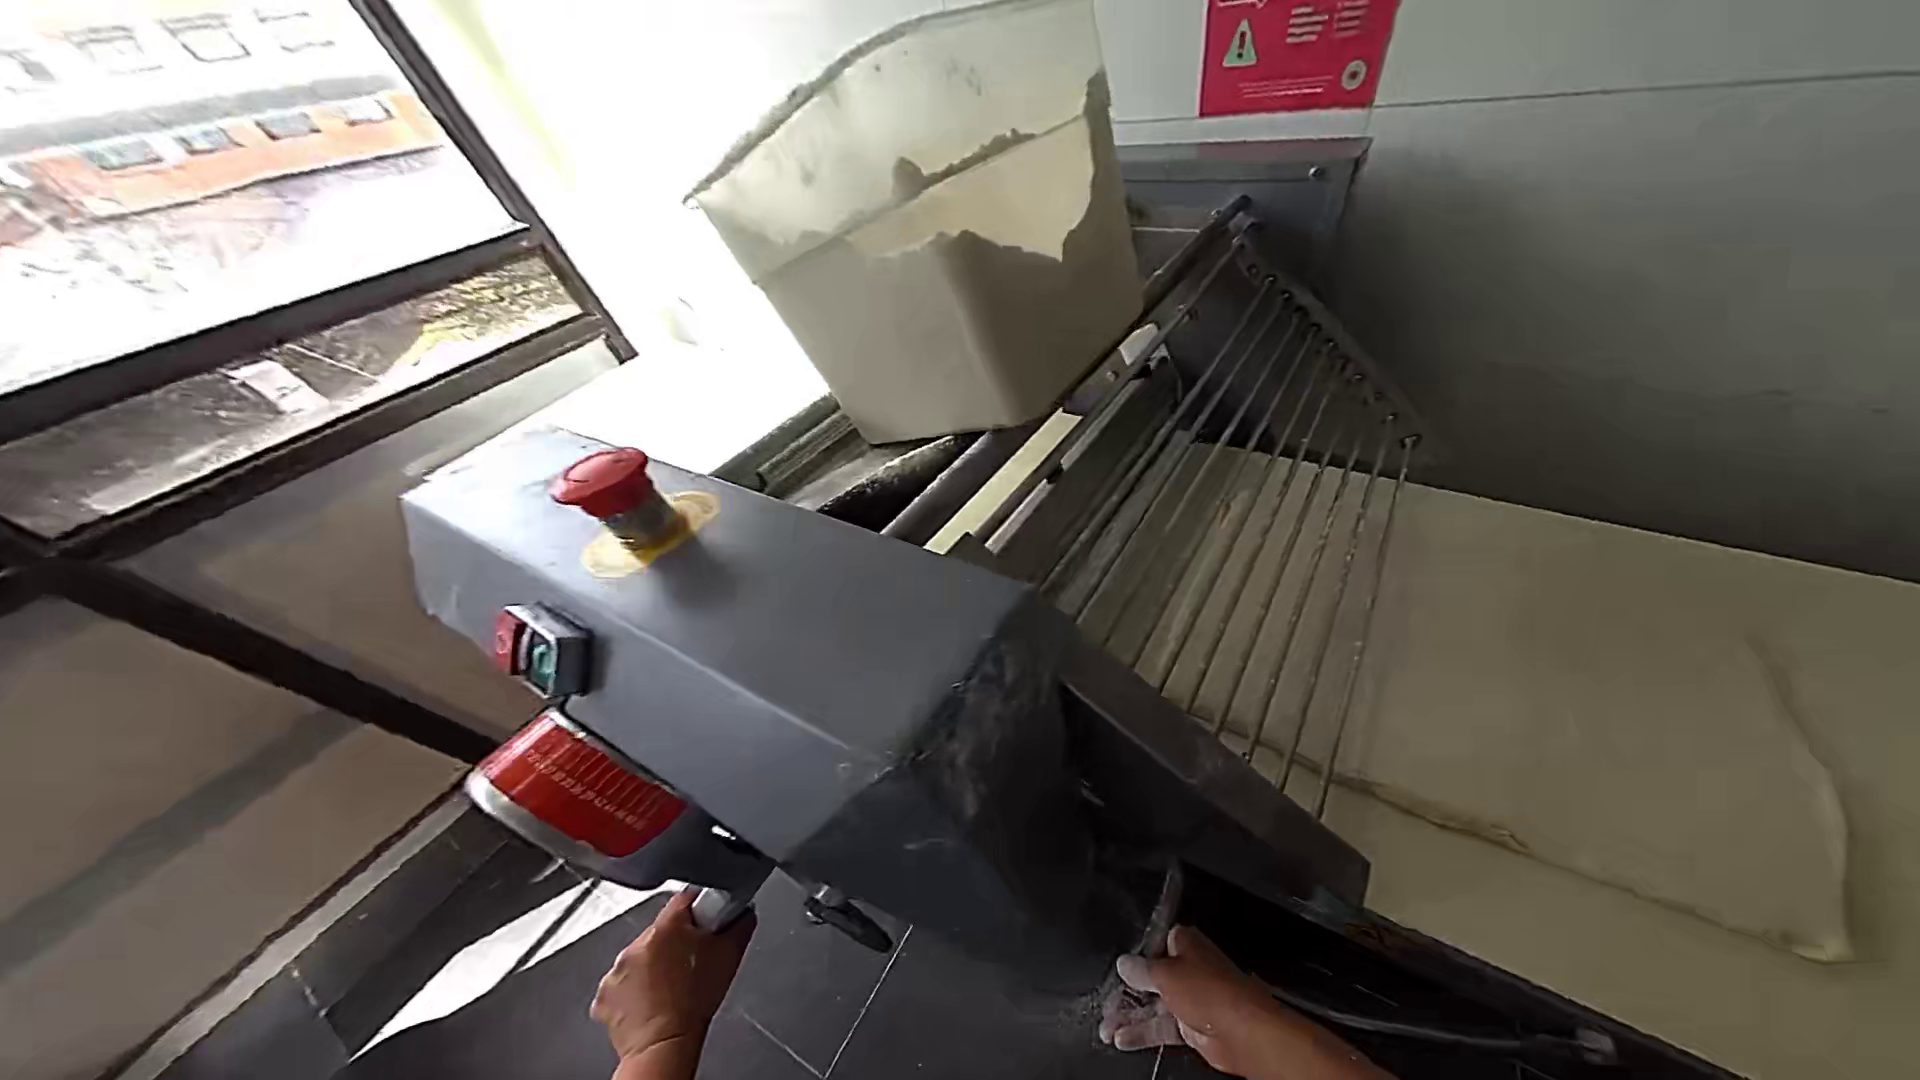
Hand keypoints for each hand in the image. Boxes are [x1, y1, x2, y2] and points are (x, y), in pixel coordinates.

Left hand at [591, 888, 755, 1079]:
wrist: (665, 1047)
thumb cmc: (695, 1004)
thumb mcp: (731, 954)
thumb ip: (742, 922)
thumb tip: (744, 911)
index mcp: (667, 926)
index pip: (685, 898)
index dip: (699, 909)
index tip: (705, 922)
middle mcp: (638, 943)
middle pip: (662, 928)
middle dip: (675, 941)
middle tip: (691, 960)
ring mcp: (617, 970)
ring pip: (641, 954)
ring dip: (653, 964)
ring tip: (671, 985)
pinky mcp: (604, 994)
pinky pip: (622, 981)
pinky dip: (634, 988)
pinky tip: (651, 999)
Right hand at [1099, 925, 1392, 1079]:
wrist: (1245, 1034)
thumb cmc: (1207, 990)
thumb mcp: (1166, 974)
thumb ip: (1141, 970)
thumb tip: (1123, 964)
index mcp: (1182, 943)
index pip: (1150, 943)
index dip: (1131, 955)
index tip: (1111, 967)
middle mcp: (1184, 967)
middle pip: (1147, 977)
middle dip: (1125, 993)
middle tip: (1102, 1004)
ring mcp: (1188, 998)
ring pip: (1151, 1004)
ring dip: (1129, 1016)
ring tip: (1104, 1028)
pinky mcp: (1190, 1026)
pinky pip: (1160, 1026)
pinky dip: (1142, 1032)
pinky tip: (1121, 1039)